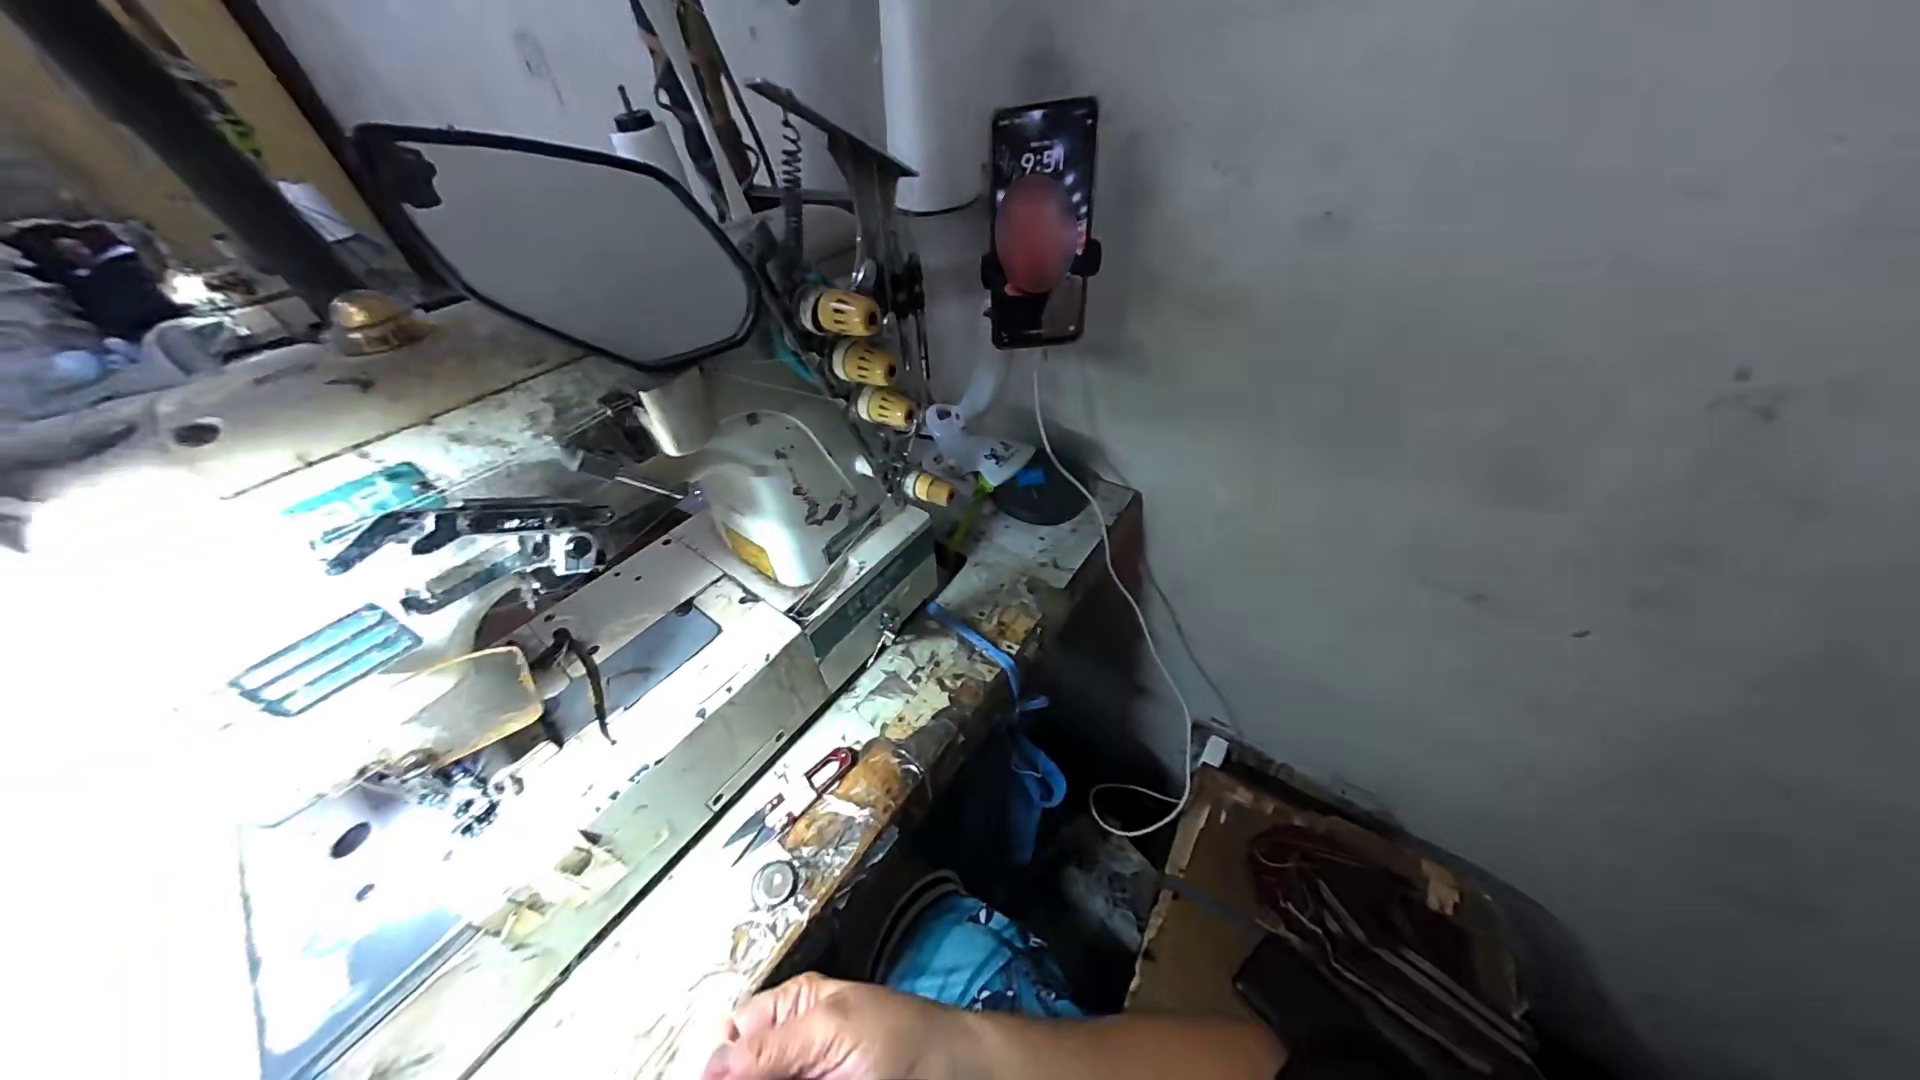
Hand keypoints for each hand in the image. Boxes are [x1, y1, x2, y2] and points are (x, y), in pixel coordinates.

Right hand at [704, 973, 962, 1079]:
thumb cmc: (899, 1034)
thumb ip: (773, 1047)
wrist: (950, 1072)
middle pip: (740, 1071)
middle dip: (731, 1079)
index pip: (732, 1036)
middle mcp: (788, 1048)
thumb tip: (711, 1066)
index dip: (716, 1066)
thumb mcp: (833, 1030)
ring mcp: (803, 1074)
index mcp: (789, 1009)